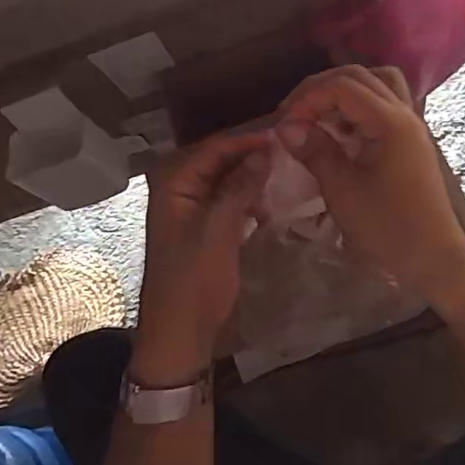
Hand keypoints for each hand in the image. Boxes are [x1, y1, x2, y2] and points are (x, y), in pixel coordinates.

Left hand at [135, 130, 272, 379]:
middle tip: (291, 149)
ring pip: (223, 178)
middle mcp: (175, 186)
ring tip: (285, 172)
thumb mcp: (219, 230)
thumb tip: (265, 150)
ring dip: (250, 176)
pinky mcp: (199, 224)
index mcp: (173, 182)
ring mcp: (186, 206)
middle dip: (252, 155)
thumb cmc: (195, 280)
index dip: (250, 139)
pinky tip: (268, 200)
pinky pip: (224, 198)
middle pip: (218, 158)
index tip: (286, 134)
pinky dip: (245, 196)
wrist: (179, 330)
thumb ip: (239, 187)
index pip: (215, 147)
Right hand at [274, 66, 464, 304]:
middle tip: (294, 114)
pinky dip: (360, 107)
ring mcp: (412, 126)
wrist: (434, 258)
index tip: (285, 124)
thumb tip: (285, 126)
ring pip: (378, 84)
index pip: (343, 87)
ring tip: (319, 116)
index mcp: (390, 123)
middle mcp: (405, 114)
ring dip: (344, 92)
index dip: (308, 98)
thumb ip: (315, 151)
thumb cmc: (387, 228)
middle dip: (322, 88)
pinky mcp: (412, 141)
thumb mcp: (343, 191)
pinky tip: (341, 130)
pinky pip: (386, 105)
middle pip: (360, 76)